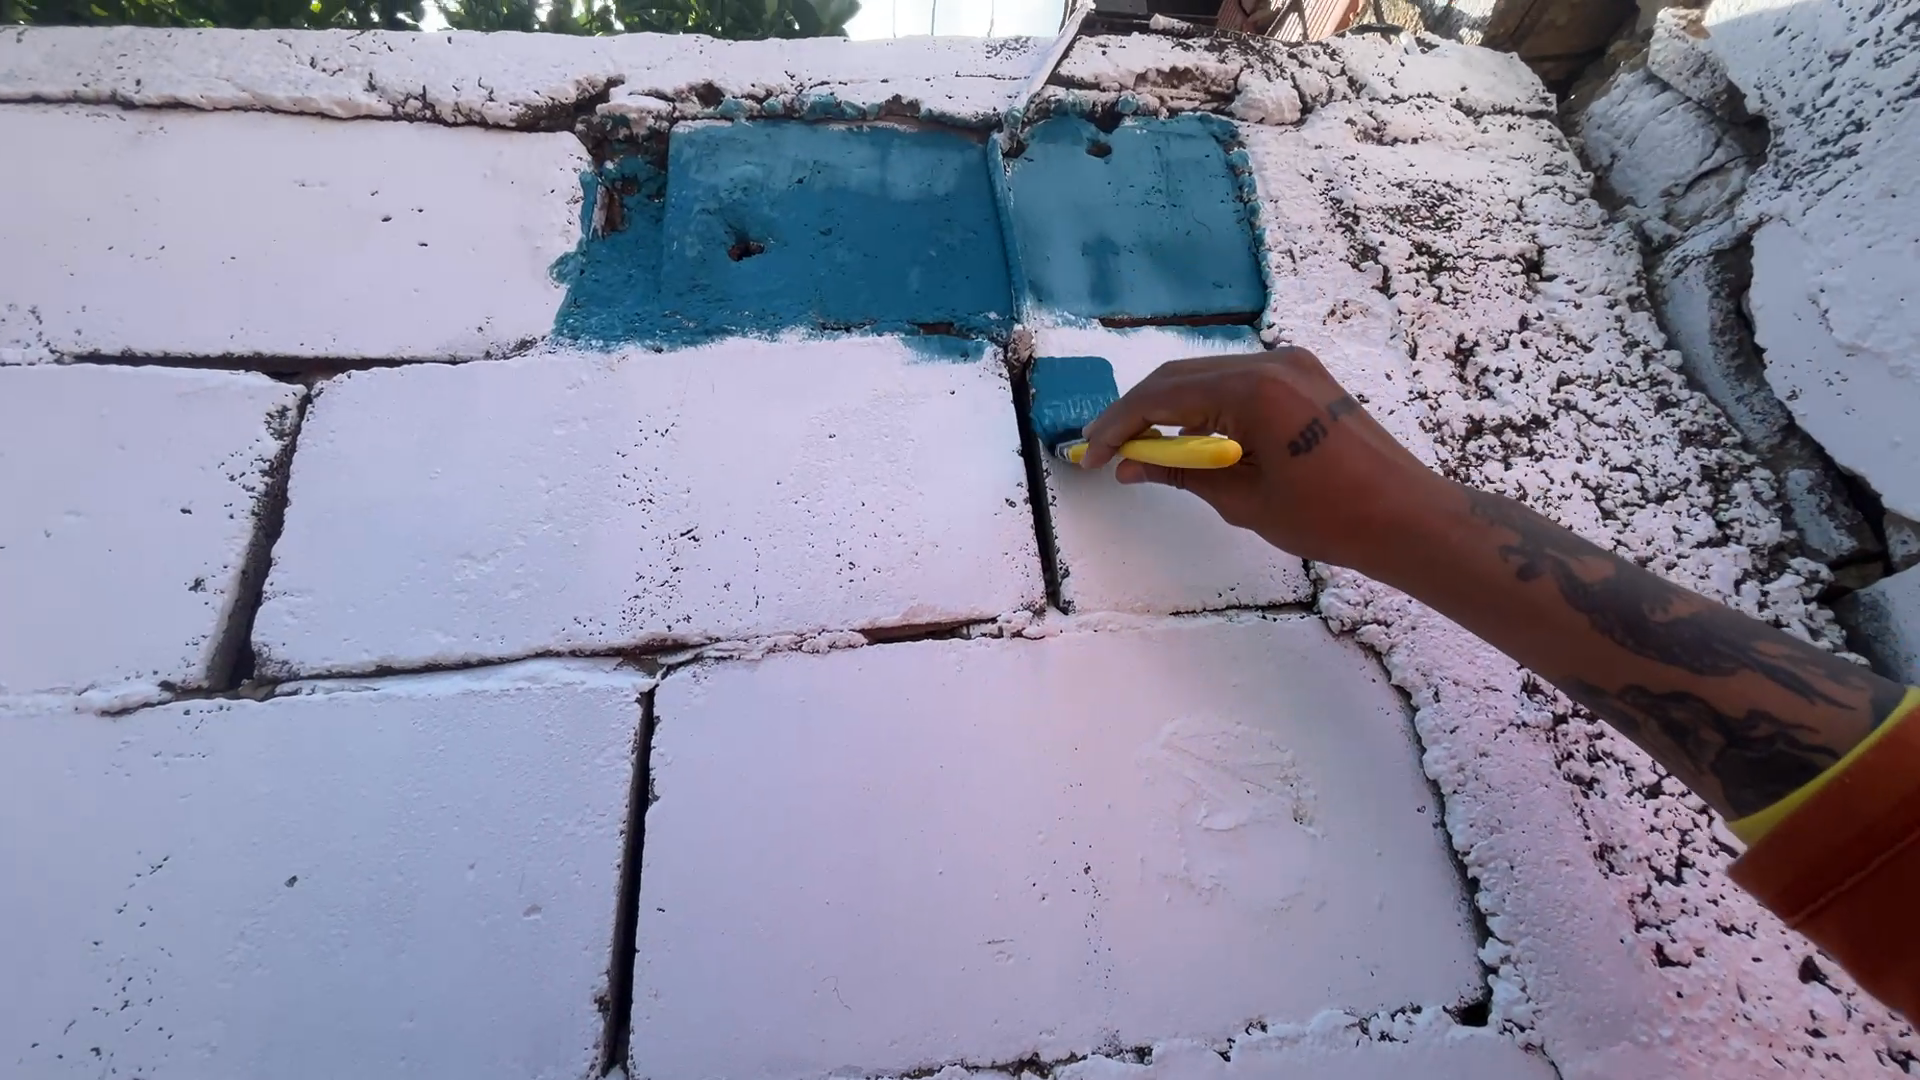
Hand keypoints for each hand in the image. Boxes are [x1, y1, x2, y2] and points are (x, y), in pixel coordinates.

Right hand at [1078, 348, 1442, 574]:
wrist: (1406, 516)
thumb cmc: (1325, 518)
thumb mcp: (1240, 499)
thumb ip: (1180, 473)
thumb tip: (1129, 468)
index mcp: (1252, 389)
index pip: (1161, 398)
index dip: (1117, 428)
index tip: (1090, 457)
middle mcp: (1268, 361)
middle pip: (1176, 378)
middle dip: (1134, 413)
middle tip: (1105, 450)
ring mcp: (1288, 363)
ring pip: (1202, 376)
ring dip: (1165, 409)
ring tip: (1139, 448)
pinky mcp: (1300, 375)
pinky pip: (1232, 382)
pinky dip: (1200, 406)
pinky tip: (1186, 436)